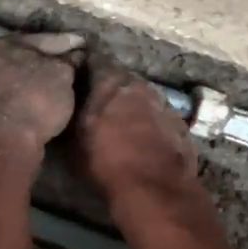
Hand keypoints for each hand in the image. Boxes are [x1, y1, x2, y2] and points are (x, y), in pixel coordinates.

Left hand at [0, 33, 85, 152]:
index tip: (82, 44)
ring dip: (30, 85)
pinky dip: (20, 103)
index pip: (41, 40)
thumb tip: (75, 54)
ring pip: (12, 83)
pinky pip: (6, 104)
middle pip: (22, 60)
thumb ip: (68, 61)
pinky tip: (33, 107)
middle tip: (70, 66)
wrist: (4, 143)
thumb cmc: (34, 100)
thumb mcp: (62, 75)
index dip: (66, 43)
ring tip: (54, 90)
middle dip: (44, 63)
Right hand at [76, 50, 196, 199]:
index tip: (76, 75)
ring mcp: (165, 104)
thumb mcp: (73, 142)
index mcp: (110, 81)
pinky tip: (144, 143)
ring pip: (143, 98)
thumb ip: (72, 118)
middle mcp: (139, 85)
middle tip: (96, 104)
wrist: (155, 189)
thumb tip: (66, 111)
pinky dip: (151, 125)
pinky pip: (160, 119)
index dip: (85, 66)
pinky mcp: (182, 126)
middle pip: (121, 79)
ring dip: (132, 106)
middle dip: (110, 89)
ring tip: (121, 125)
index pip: (94, 58)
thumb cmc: (106, 162)